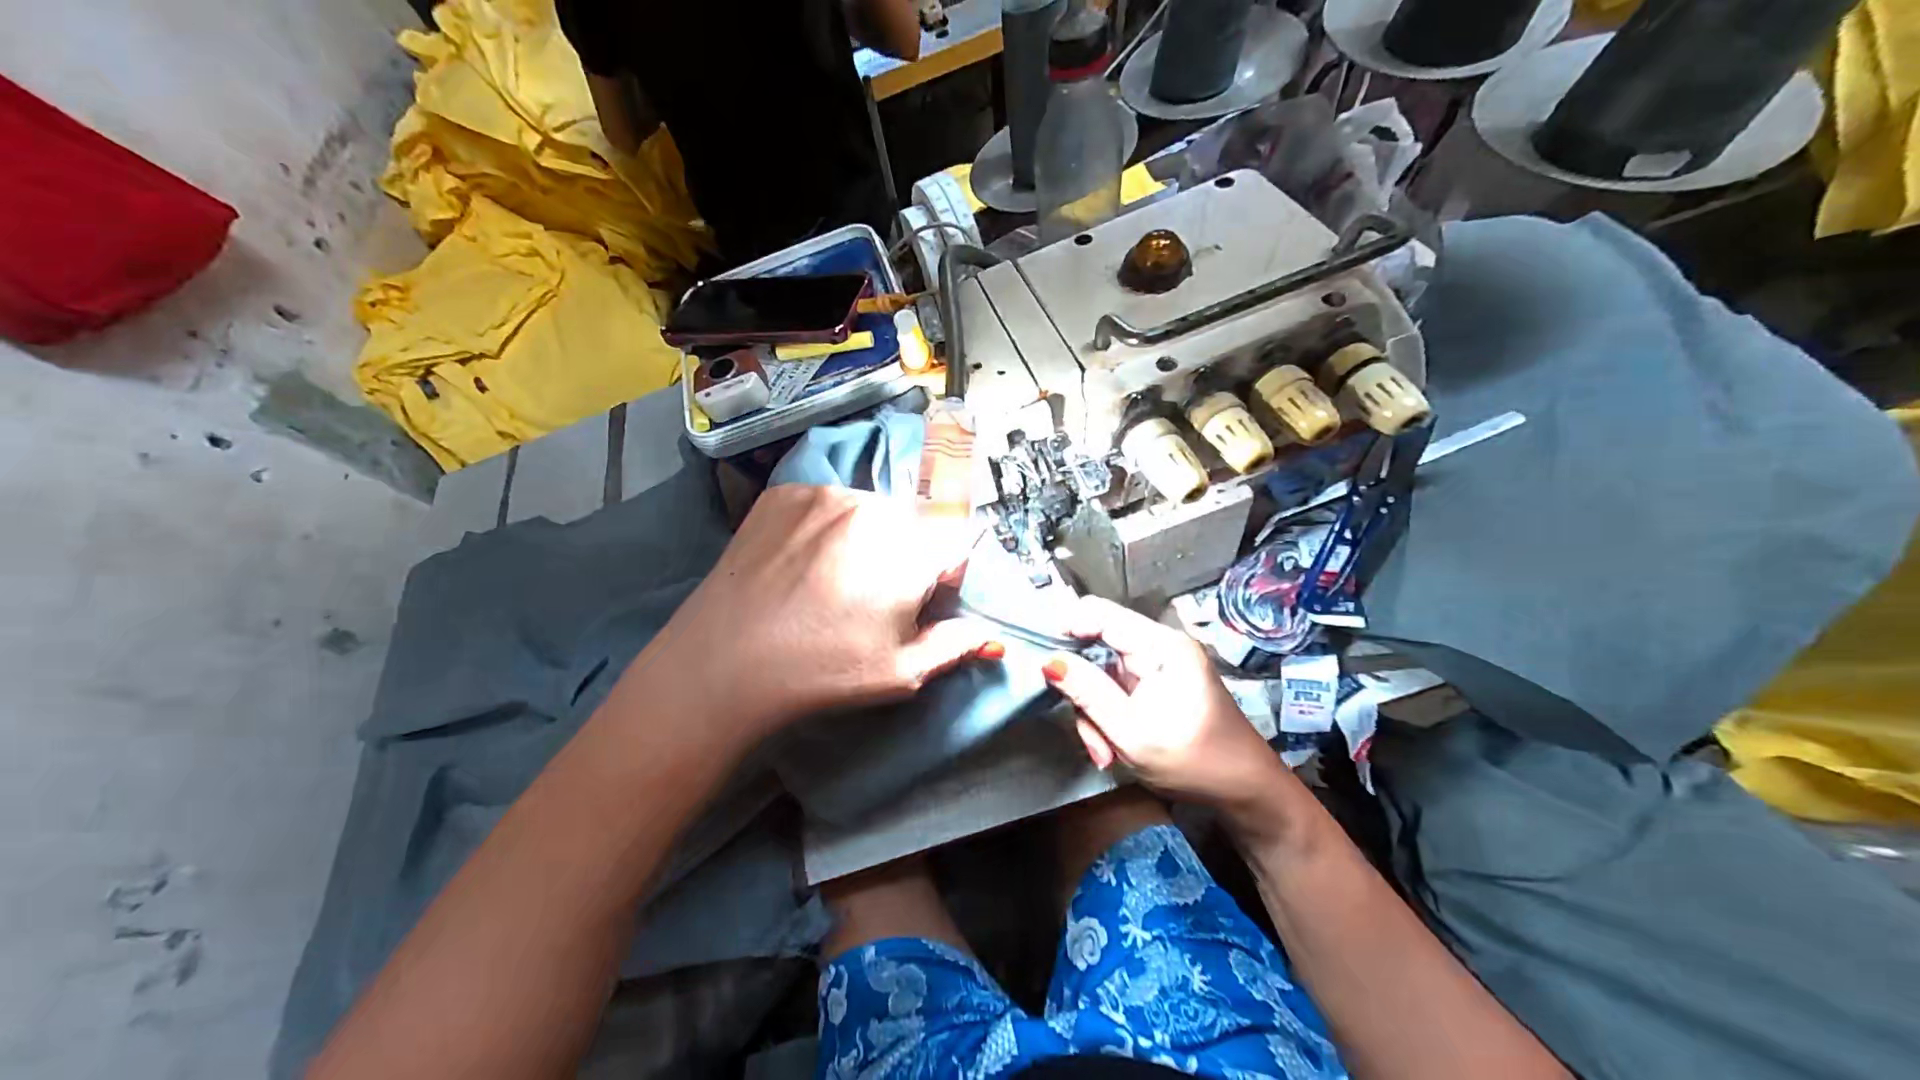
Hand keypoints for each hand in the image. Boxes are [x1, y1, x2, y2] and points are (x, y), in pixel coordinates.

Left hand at [629, 485, 995, 744]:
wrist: (723, 661)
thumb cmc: (821, 671)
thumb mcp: (901, 672)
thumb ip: (955, 645)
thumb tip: (988, 634)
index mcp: (910, 547)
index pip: (957, 542)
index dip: (944, 576)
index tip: (918, 604)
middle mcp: (872, 505)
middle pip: (913, 524)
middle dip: (906, 556)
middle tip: (869, 600)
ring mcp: (822, 494)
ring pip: (868, 511)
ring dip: (865, 539)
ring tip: (828, 582)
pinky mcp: (782, 493)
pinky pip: (825, 504)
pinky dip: (825, 527)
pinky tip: (799, 565)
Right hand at [1041, 596, 1295, 810]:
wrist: (1244, 790)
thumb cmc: (1194, 761)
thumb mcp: (1131, 731)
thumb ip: (1088, 693)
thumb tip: (1050, 662)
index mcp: (1161, 646)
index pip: (1099, 613)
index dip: (1065, 628)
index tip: (1044, 662)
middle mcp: (1160, 646)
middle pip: (1097, 648)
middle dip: (1083, 691)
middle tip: (1088, 734)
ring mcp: (1158, 666)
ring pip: (1102, 674)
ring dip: (1095, 713)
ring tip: (1106, 753)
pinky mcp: (1156, 684)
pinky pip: (1117, 689)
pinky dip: (1109, 717)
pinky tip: (1115, 748)